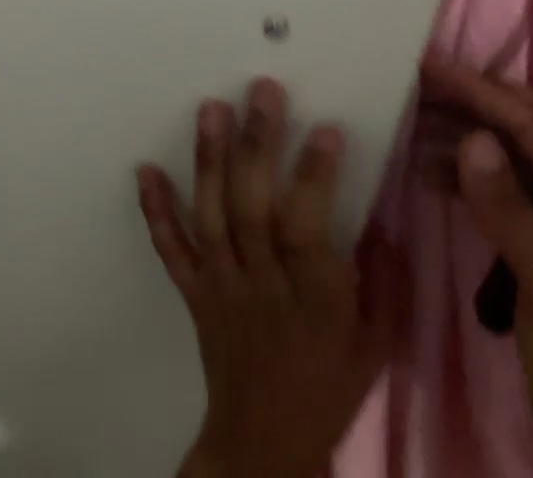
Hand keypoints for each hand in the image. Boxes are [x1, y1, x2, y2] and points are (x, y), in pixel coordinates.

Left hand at [137, 78, 406, 477]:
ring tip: (211, 109)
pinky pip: (171, 251)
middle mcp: (262, 285)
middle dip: (257, 146)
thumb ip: (387, 280)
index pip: (307, 227)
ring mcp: (221, 287)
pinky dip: (155, 210)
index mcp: (314, 297)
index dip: (314, 176)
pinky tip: (145, 170)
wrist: (264, 443)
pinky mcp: (194, 294)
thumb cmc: (329, 386)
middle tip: (262, 90)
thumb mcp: (379, 342)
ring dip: (209, 161)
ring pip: (212, 217)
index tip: (325, 127)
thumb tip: (384, 220)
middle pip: (253, 209)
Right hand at [420, 58, 532, 477]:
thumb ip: (512, 212)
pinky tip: (430, 176)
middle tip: (412, 85)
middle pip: (525, 135)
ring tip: (409, 124)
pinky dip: (467, 181)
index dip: (480, 93)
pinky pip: (503, 197)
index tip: (428, 68)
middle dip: (470, 106)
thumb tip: (471, 139)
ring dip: (463, 141)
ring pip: (510, 163)